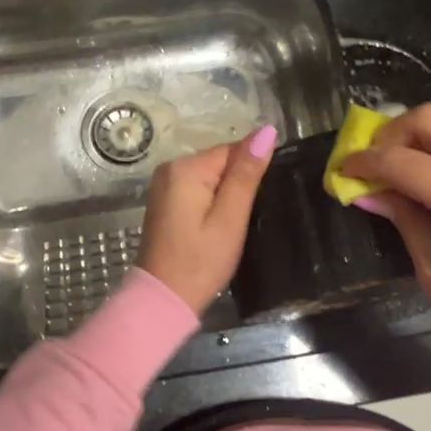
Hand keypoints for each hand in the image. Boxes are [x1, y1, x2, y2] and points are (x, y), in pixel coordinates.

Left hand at [137, 125, 277, 314]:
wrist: (163, 299)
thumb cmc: (200, 261)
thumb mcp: (230, 218)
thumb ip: (246, 174)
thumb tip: (266, 132)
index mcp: (186, 167)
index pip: (233, 151)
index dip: (250, 175)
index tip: (255, 204)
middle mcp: (170, 168)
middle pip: (220, 163)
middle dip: (237, 186)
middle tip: (242, 221)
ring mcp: (163, 186)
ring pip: (211, 178)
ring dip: (225, 198)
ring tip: (231, 227)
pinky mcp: (164, 203)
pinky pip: (197, 191)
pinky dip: (211, 205)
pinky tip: (214, 229)